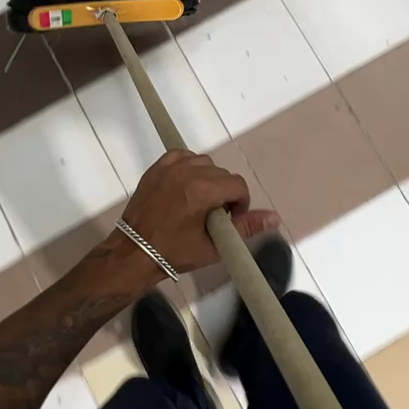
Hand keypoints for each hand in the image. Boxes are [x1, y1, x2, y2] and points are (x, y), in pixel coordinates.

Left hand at [119, 151, 278, 275]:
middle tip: (213, 216)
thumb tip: (275, 217)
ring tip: (199, 202)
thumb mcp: (213, 245)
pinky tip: (186, 187)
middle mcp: (187, 171)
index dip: (239, 204)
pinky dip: (190, 168)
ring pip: (204, 163)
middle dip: (224, 193)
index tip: (228, 220)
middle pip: (222, 174)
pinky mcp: (157, 167)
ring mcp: (169, 167)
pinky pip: (183, 156)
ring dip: (208, 179)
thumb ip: (245, 228)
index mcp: (202, 190)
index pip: (237, 185)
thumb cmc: (174, 253)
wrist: (134, 251)